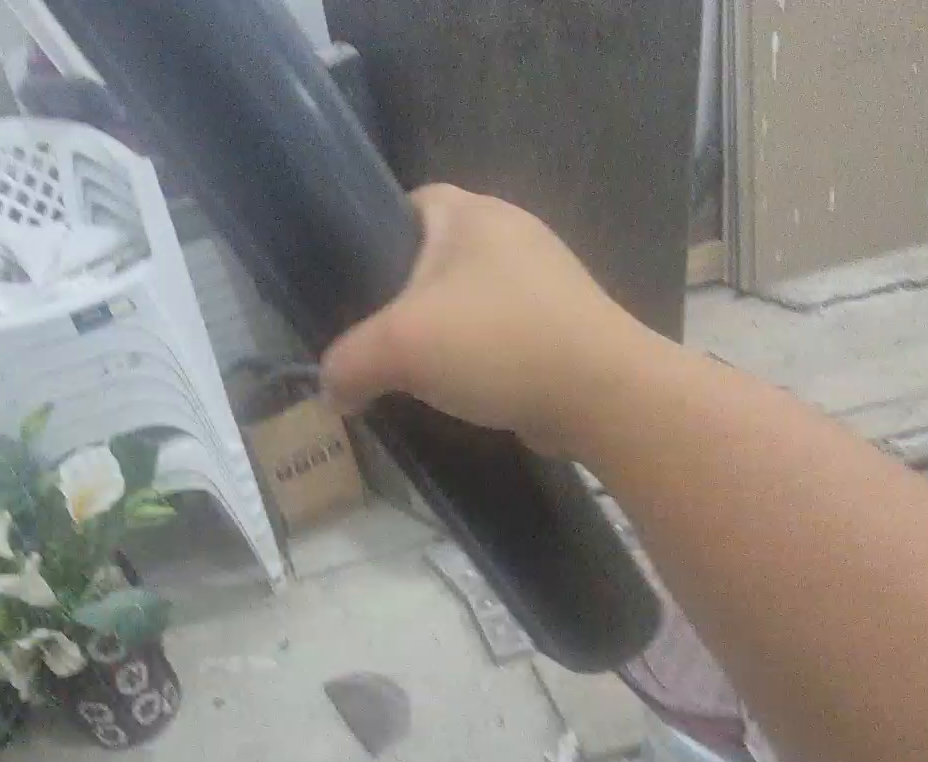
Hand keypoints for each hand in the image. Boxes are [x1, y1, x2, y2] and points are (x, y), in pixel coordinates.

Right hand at [320, 184, 654, 453]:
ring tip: (411, 370)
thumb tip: (330, 390)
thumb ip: (348, 363)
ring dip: (441, 332)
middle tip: (374, 338)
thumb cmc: (495, 344)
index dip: (374, 236)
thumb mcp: (400, 347)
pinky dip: (475, 358)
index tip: (353, 286)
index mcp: (472, 213)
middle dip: (403, 298)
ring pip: (468, 299)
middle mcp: (511, 233)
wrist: (598, 393)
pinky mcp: (559, 325)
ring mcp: (542, 280)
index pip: (409, 202)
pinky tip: (459, 390)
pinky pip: (498, 333)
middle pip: (435, 257)